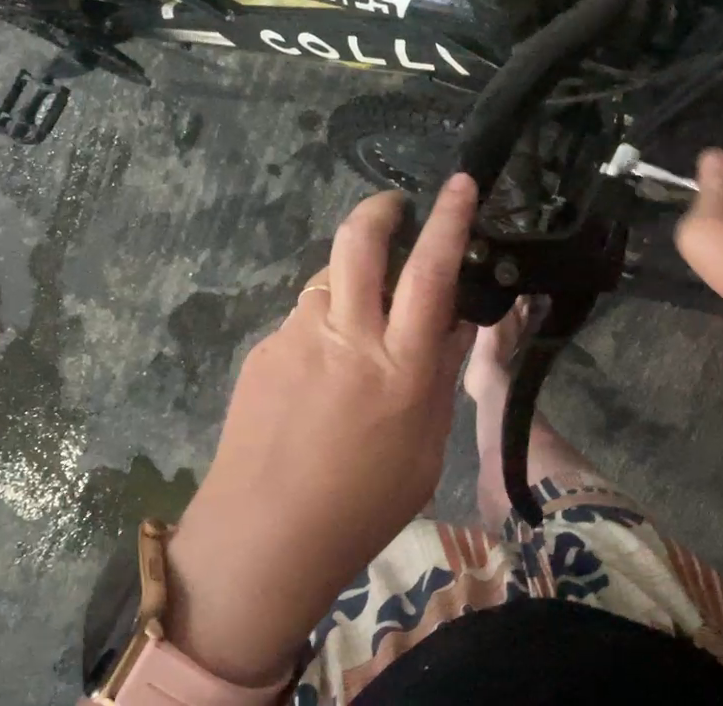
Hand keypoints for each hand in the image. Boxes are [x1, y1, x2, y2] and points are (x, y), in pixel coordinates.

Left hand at [164, 174, 478, 686]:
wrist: (264, 538)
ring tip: (355, 331)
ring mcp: (296, 337)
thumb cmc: (362, 505)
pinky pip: (301, 320)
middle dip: (379, 209)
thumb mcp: (426, 448)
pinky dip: (320, 328)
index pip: (431, 271)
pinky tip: (316, 380)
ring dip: (347, 284)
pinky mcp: (262, 350)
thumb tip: (454, 323)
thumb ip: (439, 376)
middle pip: (359, 242)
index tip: (460, 182)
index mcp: (399, 365)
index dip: (449, 219)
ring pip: (327, 280)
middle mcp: (346, 335)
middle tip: (393, 208)